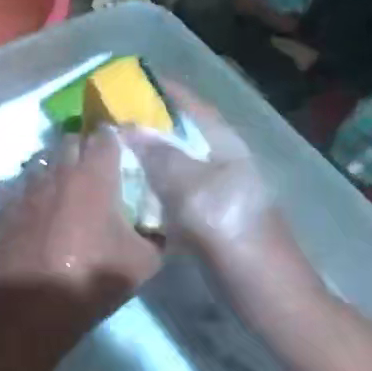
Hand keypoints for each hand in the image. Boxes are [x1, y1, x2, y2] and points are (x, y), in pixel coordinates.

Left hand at [0, 128, 162, 333]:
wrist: (29, 308)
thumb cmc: (90, 280)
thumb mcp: (142, 264)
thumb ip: (154, 238)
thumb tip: (155, 230)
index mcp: (94, 176)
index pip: (105, 137)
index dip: (113, 141)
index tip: (118, 153)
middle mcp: (57, 172)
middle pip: (69, 142)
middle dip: (81, 150)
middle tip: (91, 172)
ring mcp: (24, 188)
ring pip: (38, 162)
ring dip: (51, 169)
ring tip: (59, 190)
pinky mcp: (0, 208)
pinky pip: (12, 187)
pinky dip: (22, 192)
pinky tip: (29, 210)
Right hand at [118, 85, 275, 270]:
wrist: (263, 289)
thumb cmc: (231, 230)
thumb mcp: (192, 186)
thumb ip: (160, 155)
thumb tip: (129, 127)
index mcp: (225, 145)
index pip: (192, 105)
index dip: (164, 91)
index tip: (130, 80)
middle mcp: (222, 162)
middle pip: (182, 135)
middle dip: (148, 126)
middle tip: (108, 122)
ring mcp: (217, 193)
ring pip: (176, 166)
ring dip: (147, 160)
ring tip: (110, 155)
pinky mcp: (209, 220)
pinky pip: (174, 195)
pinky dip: (152, 190)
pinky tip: (128, 196)